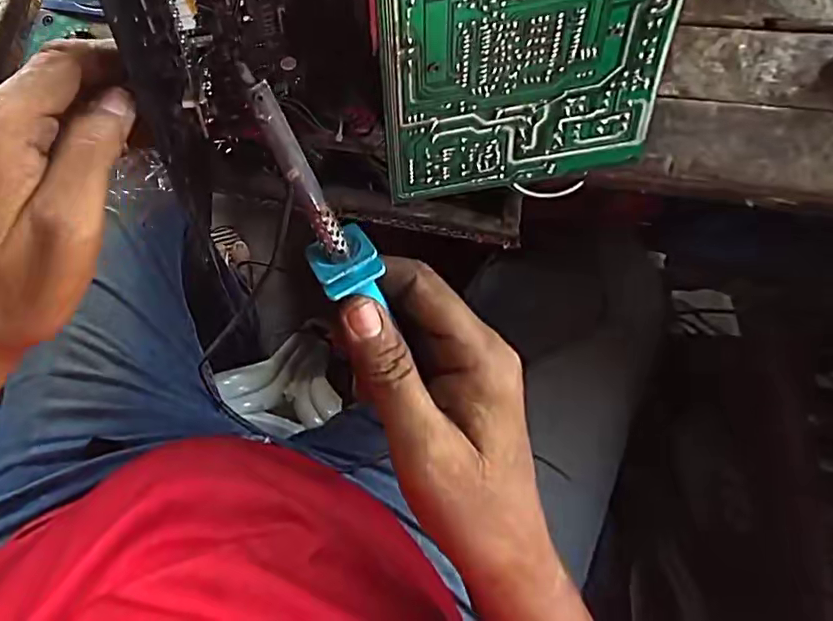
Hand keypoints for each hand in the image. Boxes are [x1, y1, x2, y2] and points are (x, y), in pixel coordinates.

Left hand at [0, 40, 135, 430]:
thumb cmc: (17, 289)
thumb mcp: (68, 221)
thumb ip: (93, 148)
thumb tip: (120, 98)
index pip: (63, 63)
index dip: (115, 61)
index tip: (160, 76)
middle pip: (56, 71)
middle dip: (112, 77)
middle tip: (160, 101)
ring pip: (53, 90)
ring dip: (100, 98)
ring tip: (147, 121)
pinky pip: (42, 115)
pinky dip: (82, 118)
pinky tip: (116, 136)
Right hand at [336, 257, 587, 620]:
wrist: (504, 559)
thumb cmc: (470, 509)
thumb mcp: (422, 441)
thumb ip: (389, 370)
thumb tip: (357, 307)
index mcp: (481, 352)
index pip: (421, 283)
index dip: (373, 273)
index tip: (328, 279)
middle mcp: (479, 346)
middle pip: (414, 298)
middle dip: (369, 308)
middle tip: (334, 336)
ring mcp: (469, 362)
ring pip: (409, 322)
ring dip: (373, 337)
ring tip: (354, 371)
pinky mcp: (456, 379)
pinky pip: (412, 348)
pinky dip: (383, 358)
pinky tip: (371, 387)